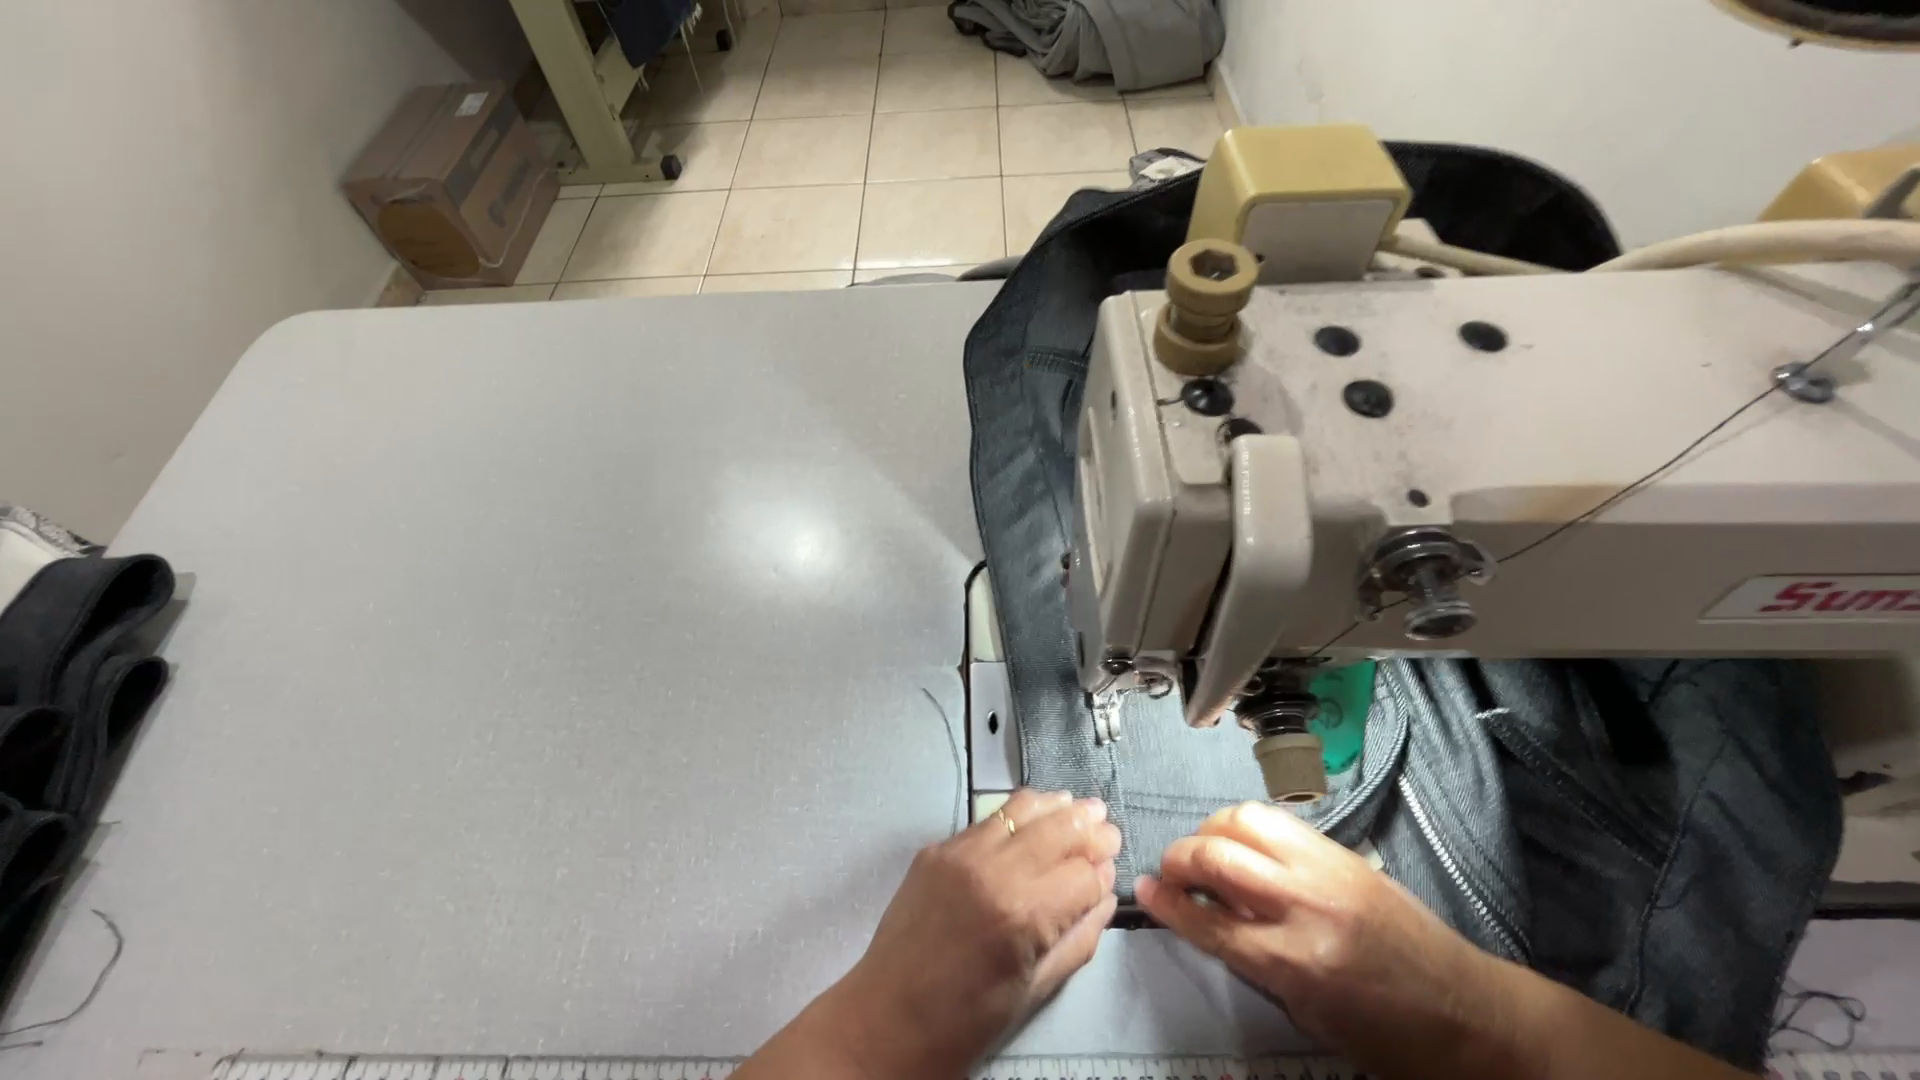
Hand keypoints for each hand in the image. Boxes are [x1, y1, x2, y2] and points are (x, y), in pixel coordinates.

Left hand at [815, 789, 1121, 1076]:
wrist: (886, 1019)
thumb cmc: (965, 1021)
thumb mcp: (1036, 991)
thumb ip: (1079, 938)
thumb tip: (1104, 894)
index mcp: (1023, 916)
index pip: (1084, 875)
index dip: (1102, 873)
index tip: (1111, 871)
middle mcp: (994, 872)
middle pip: (1058, 830)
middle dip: (1089, 828)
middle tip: (1108, 827)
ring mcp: (961, 854)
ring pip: (1021, 810)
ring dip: (1056, 807)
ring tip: (1078, 806)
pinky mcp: (936, 848)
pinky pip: (986, 820)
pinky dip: (1016, 815)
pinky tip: (1031, 817)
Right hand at [1135, 802, 1527, 1079]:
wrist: (1473, 1015)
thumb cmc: (1391, 1038)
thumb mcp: (1309, 1017)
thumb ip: (1254, 964)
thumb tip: (1210, 921)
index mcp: (1295, 961)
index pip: (1208, 919)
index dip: (1167, 903)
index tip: (1144, 890)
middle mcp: (1306, 904)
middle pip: (1216, 857)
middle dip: (1178, 859)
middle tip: (1170, 872)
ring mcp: (1328, 869)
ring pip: (1245, 821)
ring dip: (1211, 831)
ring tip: (1206, 852)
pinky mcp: (1345, 853)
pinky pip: (1280, 821)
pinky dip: (1248, 826)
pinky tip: (1245, 845)